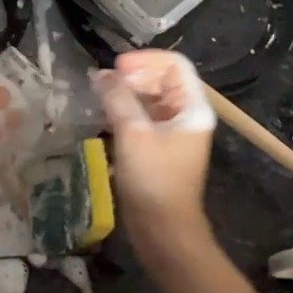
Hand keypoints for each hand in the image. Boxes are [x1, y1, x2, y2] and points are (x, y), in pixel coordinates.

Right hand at [94, 51, 215, 250]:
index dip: (146, 59)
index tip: (117, 68)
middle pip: (161, 78)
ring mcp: (173, 132)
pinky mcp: (159, 148)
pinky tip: (104, 116)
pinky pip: (143, 117)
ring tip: (99, 97)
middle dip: (133, 76)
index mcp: (192, 107)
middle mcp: (186, 115)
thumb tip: (102, 74)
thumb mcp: (133, 133)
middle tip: (103, 83)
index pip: (174, 63)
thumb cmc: (154, 180)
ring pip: (150, 98)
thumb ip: (118, 98)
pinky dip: (125, 111)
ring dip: (126, 93)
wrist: (164, 233)